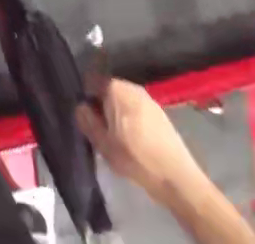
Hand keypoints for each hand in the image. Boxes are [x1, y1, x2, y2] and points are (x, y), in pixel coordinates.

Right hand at [75, 79, 205, 202]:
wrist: (174, 173)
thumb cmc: (134, 157)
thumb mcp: (103, 144)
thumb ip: (87, 122)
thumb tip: (80, 106)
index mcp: (115, 89)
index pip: (91, 81)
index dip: (85, 97)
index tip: (85, 115)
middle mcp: (131, 86)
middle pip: (108, 89)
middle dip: (101, 105)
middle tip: (99, 129)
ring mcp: (146, 96)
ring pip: (122, 99)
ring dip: (116, 112)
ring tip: (115, 136)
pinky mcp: (158, 109)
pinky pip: (135, 107)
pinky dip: (130, 117)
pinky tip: (133, 138)